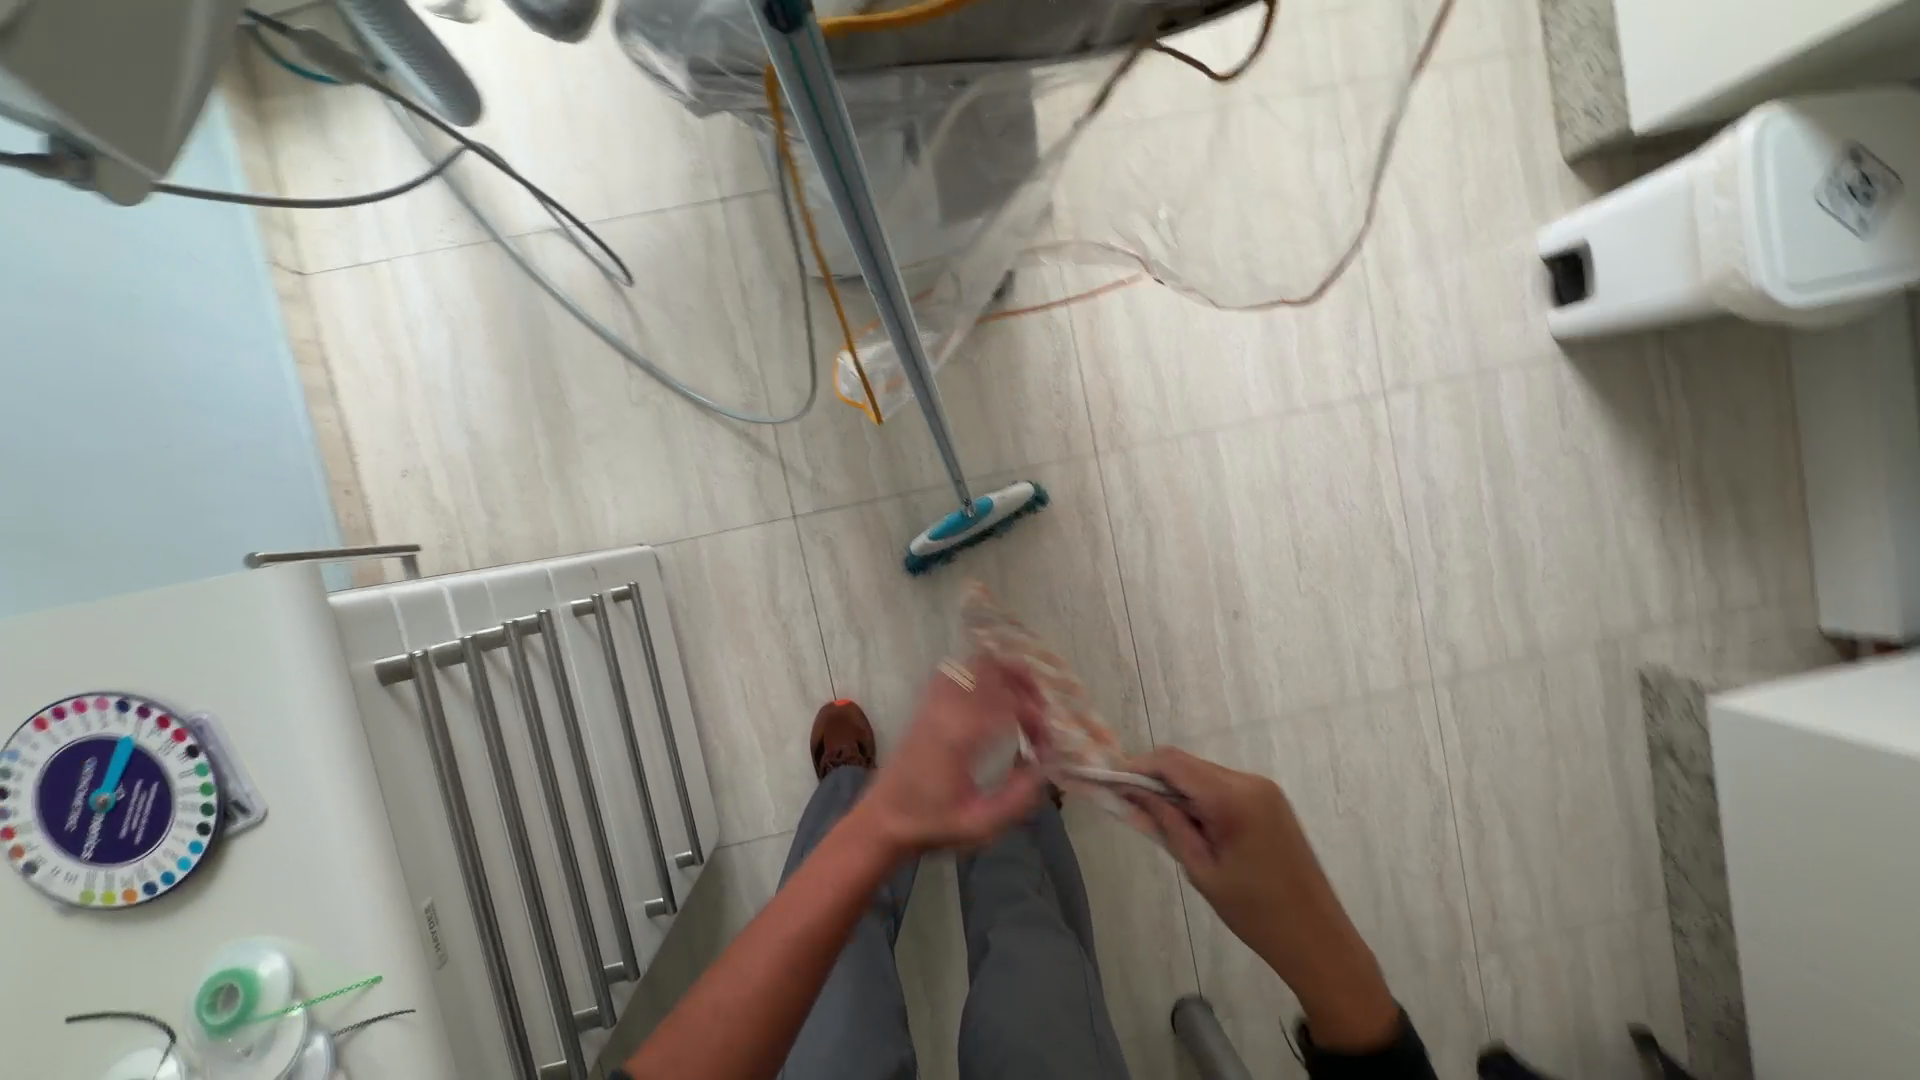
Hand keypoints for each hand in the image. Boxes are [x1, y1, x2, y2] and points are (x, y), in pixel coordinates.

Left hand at [853, 655, 1048, 856]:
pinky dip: (981, 676)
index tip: (1045, 746)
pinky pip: (956, 673)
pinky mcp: (925, 706)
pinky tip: (992, 698)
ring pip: (972, 664)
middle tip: (1039, 713)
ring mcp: (932, 703)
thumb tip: (1045, 768)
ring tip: (1022, 699)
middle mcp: (945, 710)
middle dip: (1023, 683)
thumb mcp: (980, 824)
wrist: (881, 821)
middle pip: (990, 668)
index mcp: (959, 736)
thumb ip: (1018, 798)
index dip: (1035, 718)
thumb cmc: (931, 824)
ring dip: (1003, 674)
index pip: (1008, 703)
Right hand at [1125, 747, 1399, 1051]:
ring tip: (1159, 822)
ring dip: (1177, 789)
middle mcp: (1249, 781)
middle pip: (1187, 764)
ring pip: (1203, 773)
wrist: (1318, 938)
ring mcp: (1263, 789)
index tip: (1111, 783)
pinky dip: (1199, 797)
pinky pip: (1222, 786)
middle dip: (1154, 779)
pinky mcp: (1270, 800)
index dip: (1137, 767)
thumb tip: (1132, 793)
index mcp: (1233, 797)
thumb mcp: (1200, 869)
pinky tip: (1190, 825)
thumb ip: (1166, 823)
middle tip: (1128, 805)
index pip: (1172, 762)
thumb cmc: (1255, 913)